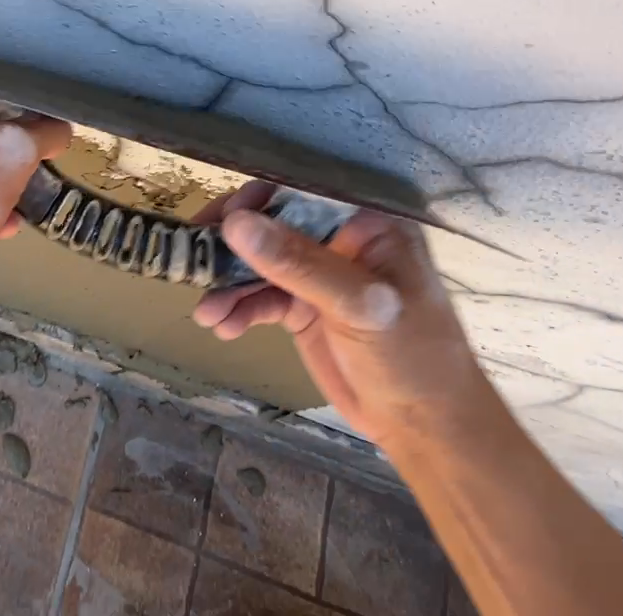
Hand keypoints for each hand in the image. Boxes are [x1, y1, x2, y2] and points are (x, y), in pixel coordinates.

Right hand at [191, 181, 491, 446]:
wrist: (427, 428)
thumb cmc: (413, 359)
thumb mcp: (357, 306)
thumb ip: (297, 263)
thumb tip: (235, 223)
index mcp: (366, 225)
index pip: (300, 194)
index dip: (255, 202)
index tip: (217, 222)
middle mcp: (338, 241)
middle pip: (269, 225)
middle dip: (230, 246)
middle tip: (194, 259)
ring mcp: (318, 275)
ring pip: (257, 263)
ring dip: (228, 286)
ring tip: (206, 313)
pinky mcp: (302, 307)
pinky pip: (259, 297)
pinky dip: (237, 309)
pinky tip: (222, 326)